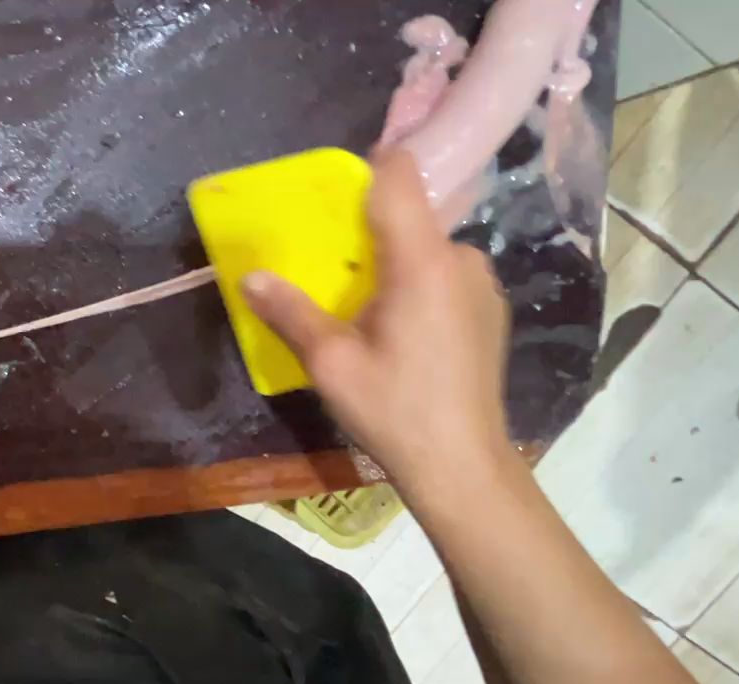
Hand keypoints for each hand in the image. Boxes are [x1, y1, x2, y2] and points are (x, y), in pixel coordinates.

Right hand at [241, 150, 515, 501]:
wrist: (459, 460)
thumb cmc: (391, 409)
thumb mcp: (329, 364)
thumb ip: (290, 312)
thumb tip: (250, 277)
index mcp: (422, 261)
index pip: (399, 178)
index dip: (367, 167)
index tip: (332, 186)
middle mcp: (460, 258)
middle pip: (408, 220)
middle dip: (365, 238)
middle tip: (327, 276)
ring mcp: (481, 285)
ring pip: (424, 254)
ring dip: (390, 271)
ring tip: (359, 317)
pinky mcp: (487, 311)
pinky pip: (442, 281)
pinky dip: (414, 292)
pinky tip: (397, 338)